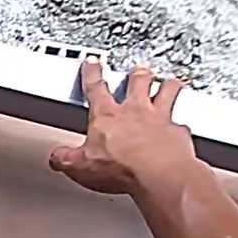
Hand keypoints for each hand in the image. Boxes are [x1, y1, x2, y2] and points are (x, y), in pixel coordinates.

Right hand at [49, 61, 201, 199]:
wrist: (158, 173)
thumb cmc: (121, 167)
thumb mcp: (79, 166)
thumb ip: (66, 158)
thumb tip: (56, 157)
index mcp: (107, 116)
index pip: (96, 88)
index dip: (92, 74)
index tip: (92, 64)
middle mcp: (135, 111)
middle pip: (138, 81)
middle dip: (137, 74)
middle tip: (137, 70)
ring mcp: (160, 118)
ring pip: (166, 90)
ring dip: (166, 85)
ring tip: (168, 82)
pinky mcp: (178, 132)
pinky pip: (181, 123)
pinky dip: (180, 124)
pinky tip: (180, 126)